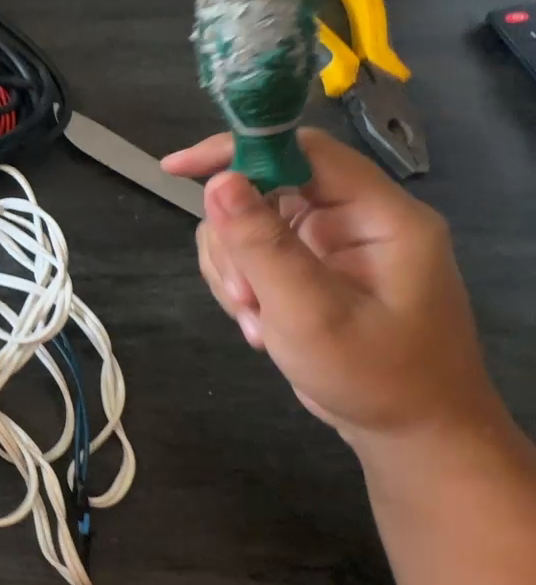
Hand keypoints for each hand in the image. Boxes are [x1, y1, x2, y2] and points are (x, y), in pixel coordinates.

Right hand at [161, 128, 500, 445]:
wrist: (409, 433)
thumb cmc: (375, 374)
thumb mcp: (308, 310)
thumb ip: (260, 244)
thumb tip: (216, 181)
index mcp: (381, 218)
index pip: (303, 152)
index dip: (238, 150)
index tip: (175, 169)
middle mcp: (356, 220)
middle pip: (260, 192)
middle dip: (233, 242)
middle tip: (243, 294)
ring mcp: (331, 245)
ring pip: (244, 226)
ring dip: (232, 271)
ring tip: (256, 318)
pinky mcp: (310, 267)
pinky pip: (249, 254)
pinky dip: (239, 286)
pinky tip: (259, 321)